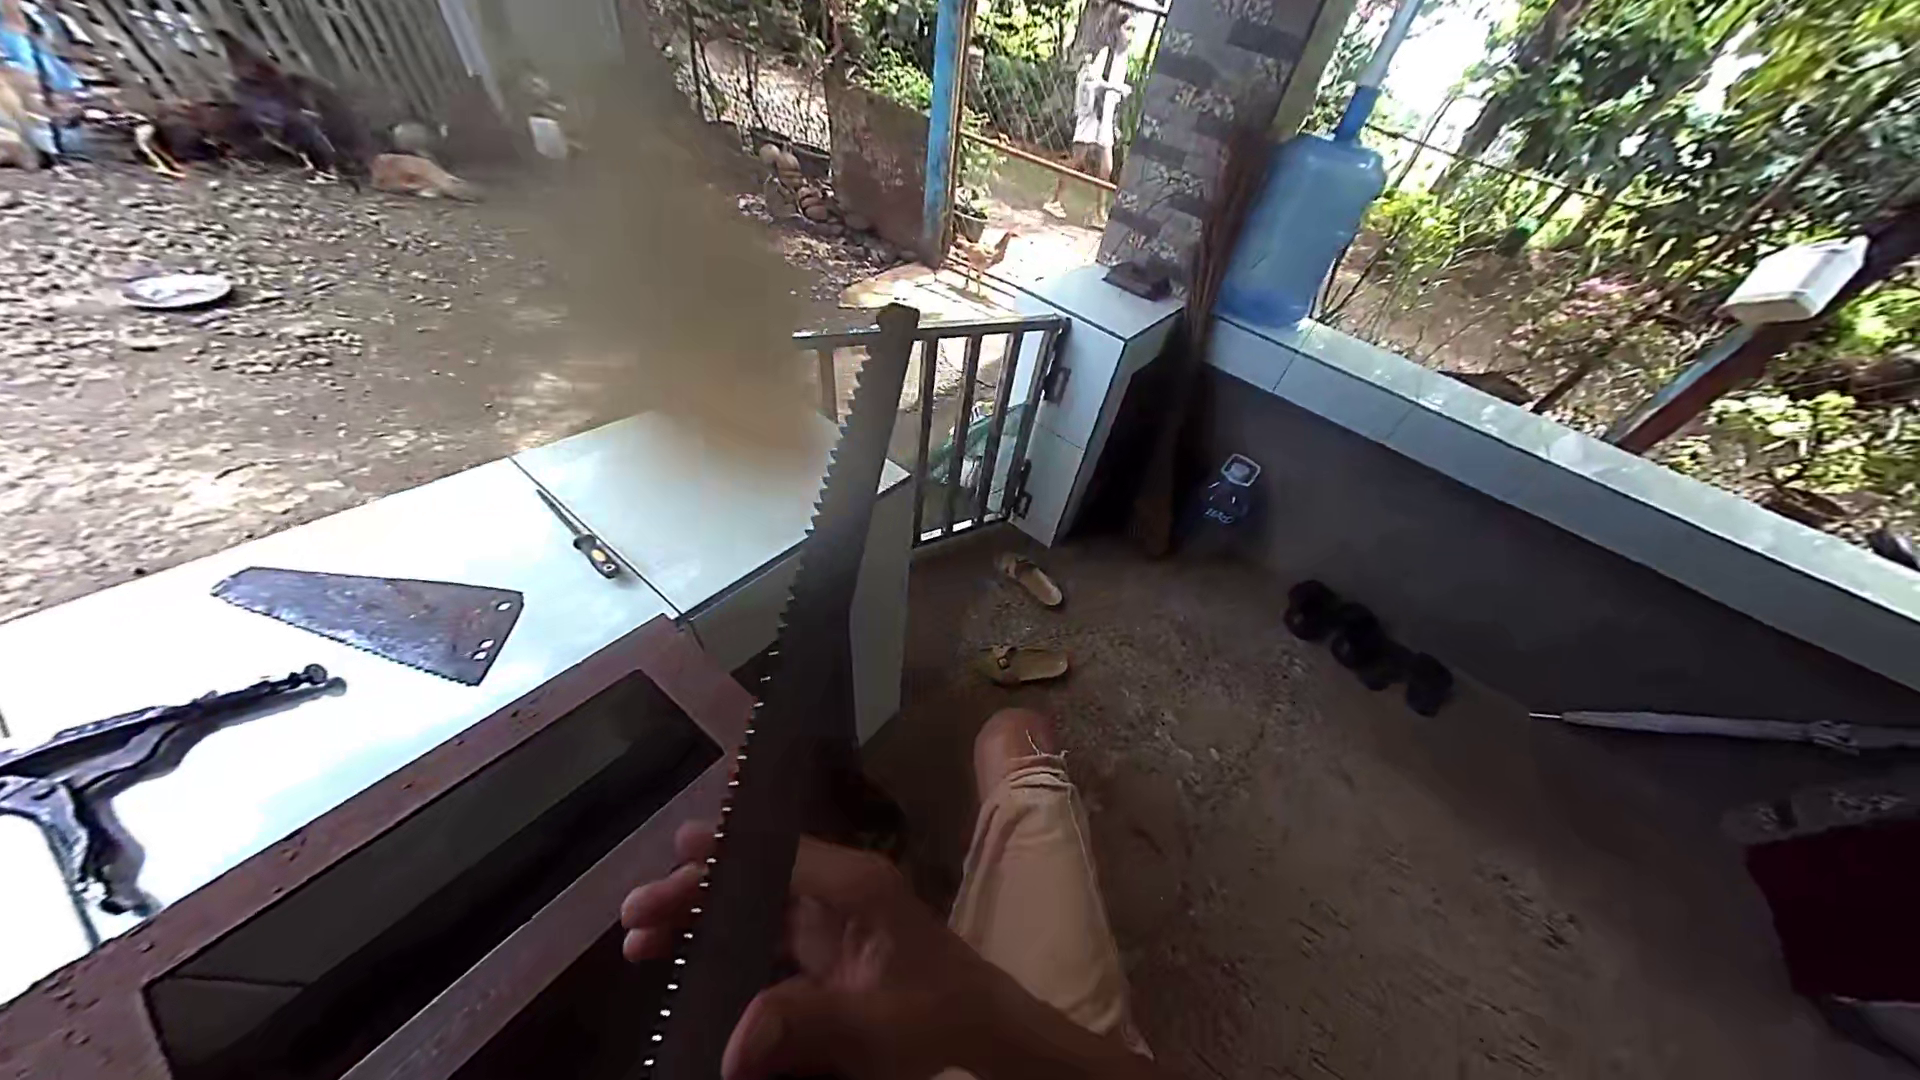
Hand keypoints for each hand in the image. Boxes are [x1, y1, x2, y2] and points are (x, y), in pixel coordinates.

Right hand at [620, 820, 1005, 1079]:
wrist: (980, 1030)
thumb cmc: (937, 1014)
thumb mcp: (877, 1025)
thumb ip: (808, 1023)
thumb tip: (729, 1043)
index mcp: (854, 884)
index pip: (780, 854)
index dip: (728, 852)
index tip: (677, 850)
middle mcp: (839, 889)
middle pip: (758, 876)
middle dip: (699, 888)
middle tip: (636, 912)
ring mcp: (831, 919)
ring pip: (756, 904)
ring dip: (704, 916)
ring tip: (639, 938)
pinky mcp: (826, 951)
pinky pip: (765, 937)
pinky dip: (725, 945)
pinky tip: (685, 964)